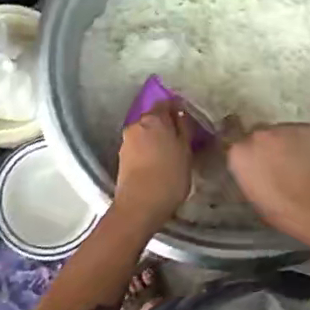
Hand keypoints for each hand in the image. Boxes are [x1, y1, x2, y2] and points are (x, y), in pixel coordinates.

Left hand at [113, 103, 192, 222]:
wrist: (139, 206)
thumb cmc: (169, 177)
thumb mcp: (186, 152)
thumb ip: (184, 130)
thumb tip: (181, 116)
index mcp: (154, 119)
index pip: (166, 103)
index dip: (177, 109)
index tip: (188, 119)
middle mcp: (136, 125)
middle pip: (153, 118)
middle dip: (166, 125)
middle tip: (181, 138)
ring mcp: (126, 142)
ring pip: (145, 133)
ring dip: (156, 139)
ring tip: (169, 154)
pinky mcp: (122, 158)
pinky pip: (139, 147)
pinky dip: (148, 150)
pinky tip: (157, 164)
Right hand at [226, 124, 309, 230]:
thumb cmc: (284, 211)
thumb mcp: (255, 196)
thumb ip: (251, 174)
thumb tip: (256, 169)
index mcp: (240, 154)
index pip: (239, 149)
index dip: (251, 159)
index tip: (260, 169)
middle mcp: (259, 135)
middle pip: (260, 136)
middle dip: (269, 147)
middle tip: (281, 165)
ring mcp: (285, 128)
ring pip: (283, 132)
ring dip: (288, 144)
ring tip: (301, 163)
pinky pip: (304, 134)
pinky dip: (308, 143)